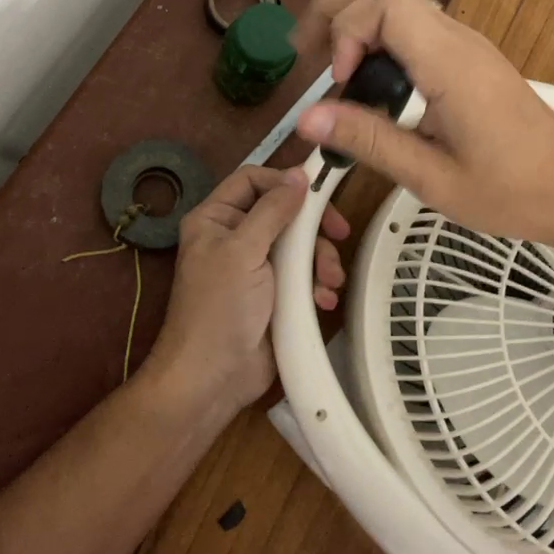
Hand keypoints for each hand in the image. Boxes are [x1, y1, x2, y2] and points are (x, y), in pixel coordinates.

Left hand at [143, 165, 349, 416]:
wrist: (213, 378)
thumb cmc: (220, 308)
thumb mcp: (244, 251)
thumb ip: (273, 211)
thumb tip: (299, 174)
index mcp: (215, 219)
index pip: (252, 180)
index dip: (283, 181)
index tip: (317, 191)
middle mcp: (234, 236)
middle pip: (283, 212)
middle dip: (312, 227)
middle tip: (340, 232)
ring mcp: (255, 267)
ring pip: (298, 245)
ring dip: (320, 260)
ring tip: (329, 282)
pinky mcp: (274, 294)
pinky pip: (302, 275)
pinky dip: (316, 284)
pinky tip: (324, 300)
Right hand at [293, 0, 553, 247]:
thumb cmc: (512, 191)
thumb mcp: (433, 178)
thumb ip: (370, 141)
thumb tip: (307, 118)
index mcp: (450, 63)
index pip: (385, 2)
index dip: (345, 29)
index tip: (338, 80)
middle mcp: (457, 39)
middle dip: (335, 9)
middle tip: (306, 54)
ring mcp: (464, 43)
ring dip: (353, 17)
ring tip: (326, 63)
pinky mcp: (465, 55)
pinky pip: (412, 21)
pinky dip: (375, 32)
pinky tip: (363, 73)